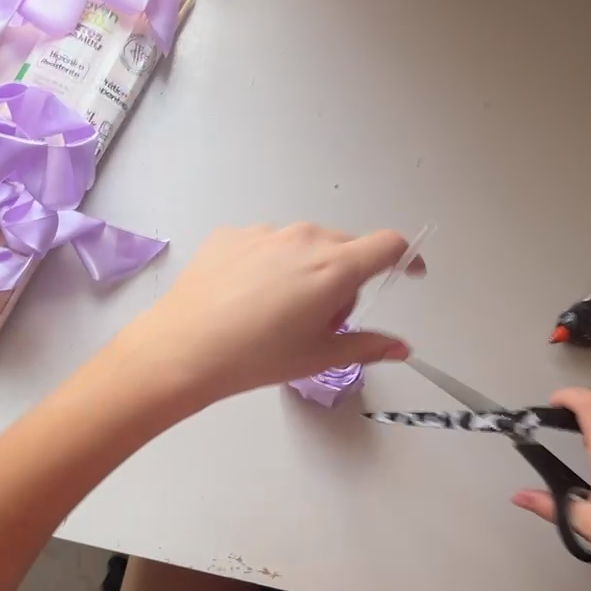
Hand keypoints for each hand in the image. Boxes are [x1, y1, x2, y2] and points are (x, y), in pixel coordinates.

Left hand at [113, 224, 412, 403]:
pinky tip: (246, 299)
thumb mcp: (319, 357)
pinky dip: (268, 265)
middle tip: (323, 319)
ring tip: (276, 312)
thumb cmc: (255, 357)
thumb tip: (401, 347)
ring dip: (306, 270)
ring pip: (304, 245)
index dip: (405, 258)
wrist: (184, 348)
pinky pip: (266, 245)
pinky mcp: (232, 234)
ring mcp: (265, 232)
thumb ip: (368, 346)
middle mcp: (304, 239)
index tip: (406, 272)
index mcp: (335, 268)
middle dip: (347, 278)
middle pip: (345, 247)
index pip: (389, 245)